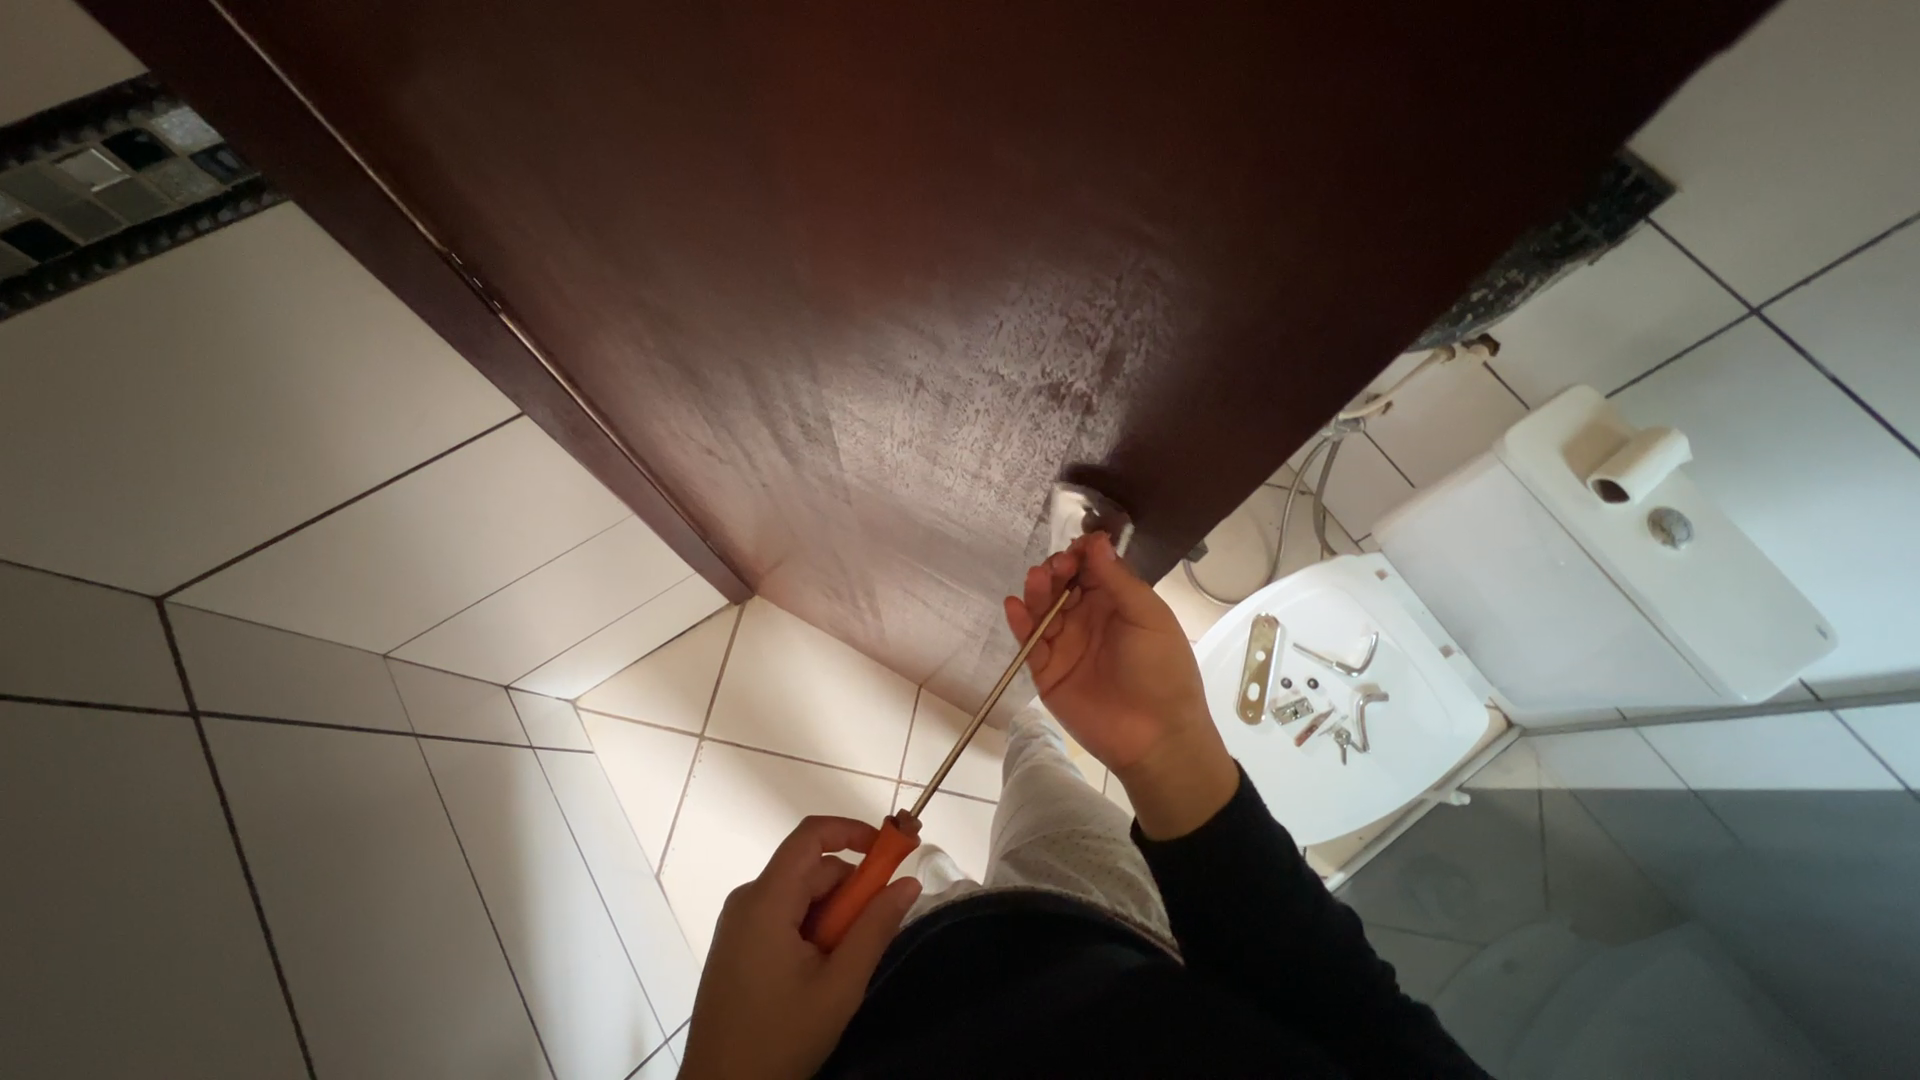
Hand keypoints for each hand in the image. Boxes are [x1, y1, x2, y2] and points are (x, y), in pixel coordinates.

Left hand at [679, 816, 922, 1079]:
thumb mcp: (839, 986)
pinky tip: (819, 971)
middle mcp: (747, 899)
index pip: (811, 835)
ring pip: (801, 894)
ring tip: (842, 966)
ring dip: (832, 916)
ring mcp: (739, 922)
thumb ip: (875, 928)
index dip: (853, 830)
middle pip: (811, 869)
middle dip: (849, 890)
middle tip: (874, 933)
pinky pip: (784, 914)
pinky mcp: (738, 943)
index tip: (890, 852)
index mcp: (766, 900)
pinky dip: (812, 928)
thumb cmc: (779, 1039)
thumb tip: (909, 882)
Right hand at [1003, 531, 1237, 838]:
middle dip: (1057, 569)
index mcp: (1117, 603)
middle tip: (1058, 568)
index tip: (1077, 547)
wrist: (1155, 736)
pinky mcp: (1046, 670)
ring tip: (1038, 580)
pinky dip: (1019, 621)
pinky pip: (1029, 640)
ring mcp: (1065, 644)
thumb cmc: (1162, 671)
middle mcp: (1088, 619)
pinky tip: (1015, 605)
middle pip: (1063, 583)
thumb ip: (1119, 580)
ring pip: (1043, 608)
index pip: (1092, 568)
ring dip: (1037, 590)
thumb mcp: (1149, 618)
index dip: (1082, 554)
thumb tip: (1096, 541)